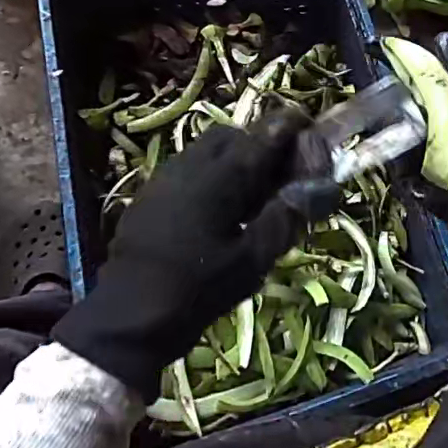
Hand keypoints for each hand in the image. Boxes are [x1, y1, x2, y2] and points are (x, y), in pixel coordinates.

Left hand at [53, 105, 336, 394]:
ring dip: (239, 159)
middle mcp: (193, 163)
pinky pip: (192, 166)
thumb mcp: (254, 258)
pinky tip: (223, 209)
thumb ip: (287, 215)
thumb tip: (319, 185)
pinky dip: (216, 174)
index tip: (313, 139)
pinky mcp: (153, 192)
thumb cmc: (198, 289)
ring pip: (211, 148)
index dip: (295, 128)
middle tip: (285, 175)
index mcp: (222, 175)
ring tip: (255, 195)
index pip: (268, 131)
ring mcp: (167, 175)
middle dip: (265, 145)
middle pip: (238, 133)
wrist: (127, 318)